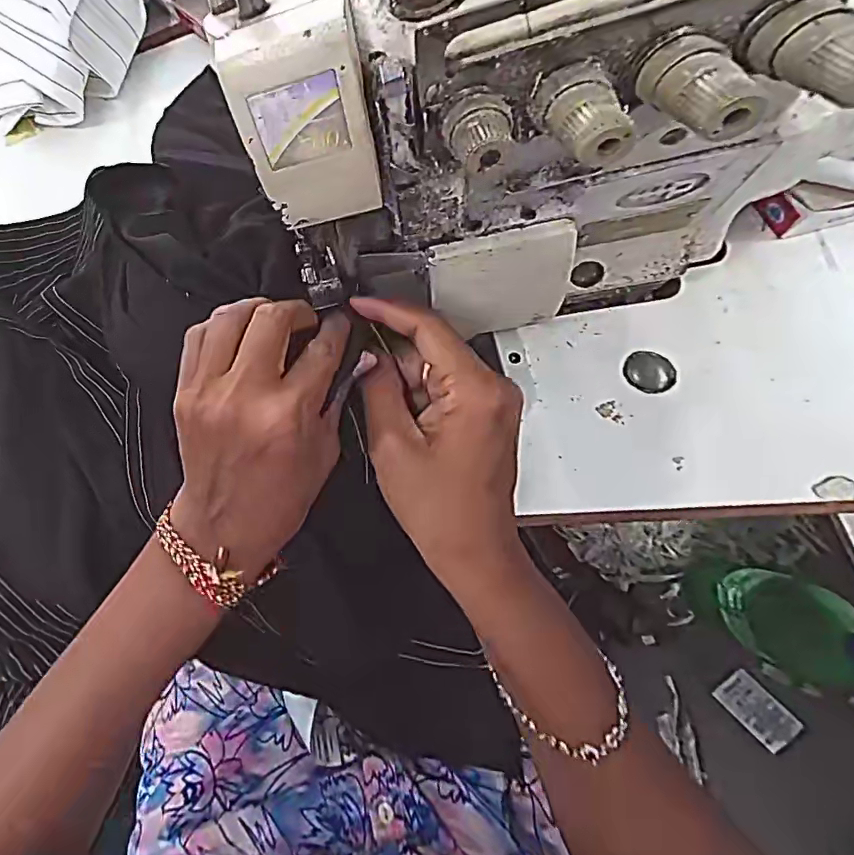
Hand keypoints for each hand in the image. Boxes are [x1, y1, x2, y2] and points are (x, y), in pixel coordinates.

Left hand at [171, 298, 359, 578]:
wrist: (221, 527)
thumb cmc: (275, 500)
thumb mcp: (324, 452)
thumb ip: (335, 398)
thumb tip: (347, 358)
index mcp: (287, 415)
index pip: (320, 348)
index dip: (336, 328)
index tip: (339, 323)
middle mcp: (246, 396)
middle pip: (272, 318)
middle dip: (297, 311)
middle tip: (306, 320)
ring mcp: (209, 391)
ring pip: (229, 317)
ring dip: (256, 309)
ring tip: (270, 318)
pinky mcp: (185, 393)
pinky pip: (197, 337)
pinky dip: (220, 326)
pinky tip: (236, 333)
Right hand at [353, 296, 524, 595]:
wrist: (474, 550)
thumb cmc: (443, 514)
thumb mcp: (393, 445)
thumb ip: (377, 388)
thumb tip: (369, 356)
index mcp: (475, 391)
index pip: (428, 327)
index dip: (387, 311)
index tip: (361, 304)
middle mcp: (494, 389)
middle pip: (433, 347)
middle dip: (392, 357)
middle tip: (359, 372)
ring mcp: (495, 401)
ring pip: (437, 366)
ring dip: (405, 380)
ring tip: (388, 421)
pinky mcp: (489, 412)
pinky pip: (448, 385)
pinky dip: (419, 394)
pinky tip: (402, 422)